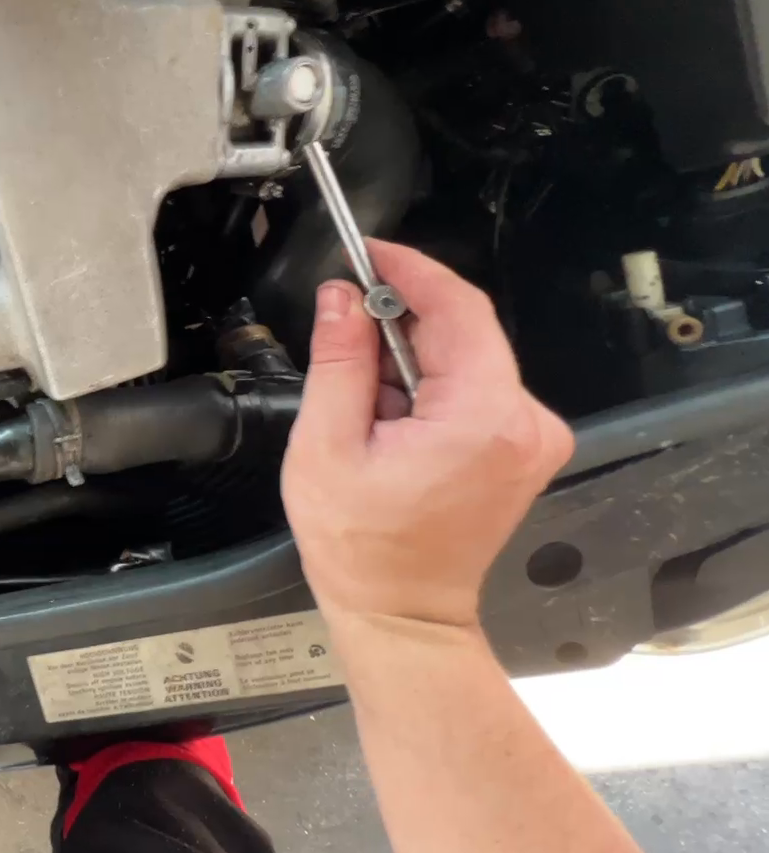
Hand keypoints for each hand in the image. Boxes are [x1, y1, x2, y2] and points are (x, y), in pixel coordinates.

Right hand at [281, 240, 572, 630]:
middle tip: (336, 330)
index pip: (459, 311)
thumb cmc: (356, 536)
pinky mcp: (517, 444)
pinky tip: (382, 418)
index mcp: (481, 418)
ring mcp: (528, 435)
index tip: (366, 251)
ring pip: (460, 358)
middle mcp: (524, 421)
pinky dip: (419, 383)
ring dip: (401, 359)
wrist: (398, 601)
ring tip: (355, 407)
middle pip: (461, 333)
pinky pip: (468, 385)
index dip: (410, 272)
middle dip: (394, 322)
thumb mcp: (324, 442)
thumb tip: (339, 299)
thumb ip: (338, 361)